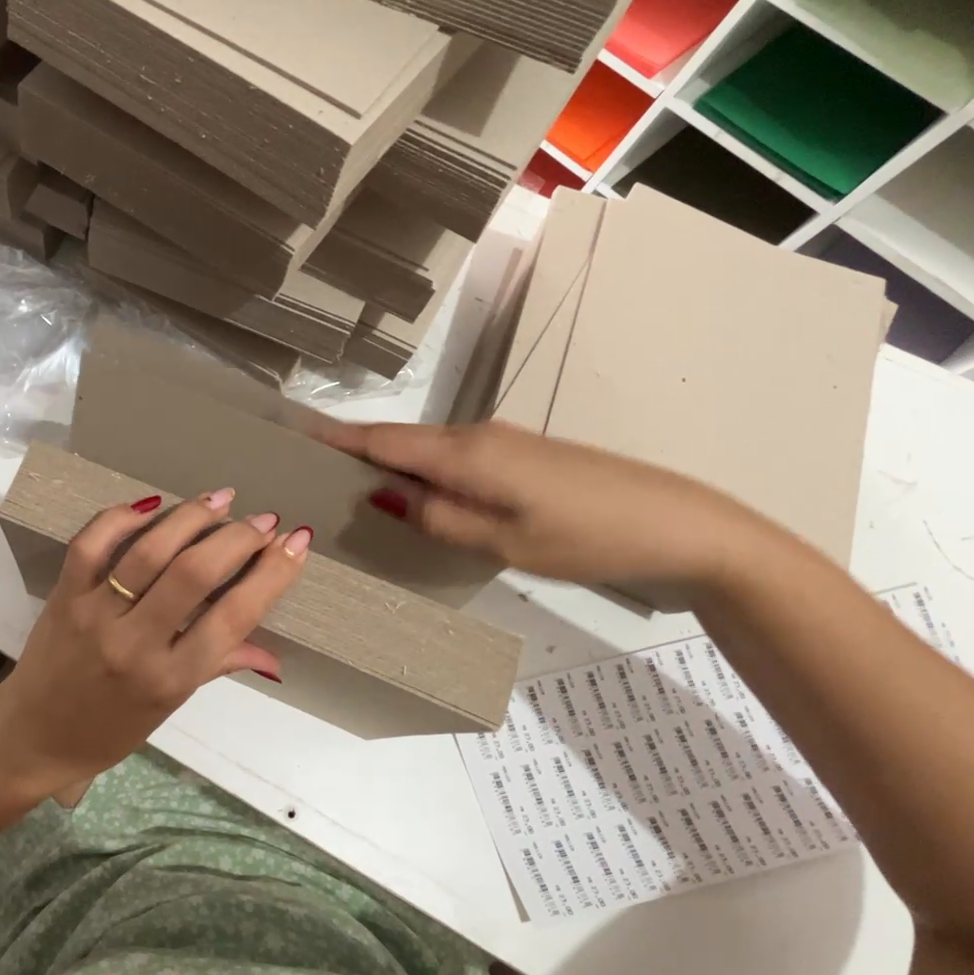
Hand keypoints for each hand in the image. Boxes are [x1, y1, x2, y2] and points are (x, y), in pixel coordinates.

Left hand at [0, 488, 309, 791]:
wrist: (33, 737)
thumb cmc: (108, 730)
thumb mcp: (168, 707)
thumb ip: (217, 667)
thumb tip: (272, 656)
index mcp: (170, 678)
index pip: (234, 616)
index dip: (272, 574)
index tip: (296, 542)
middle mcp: (135, 643)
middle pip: (195, 574)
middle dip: (238, 538)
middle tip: (263, 519)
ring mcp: (94, 614)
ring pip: (148, 552)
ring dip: (190, 517)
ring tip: (220, 499)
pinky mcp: (63, 595)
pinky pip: (91, 544)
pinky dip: (120, 517)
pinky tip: (150, 505)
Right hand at [326, 422, 774, 591]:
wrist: (683, 527)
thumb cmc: (589, 537)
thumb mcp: (504, 540)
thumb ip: (438, 517)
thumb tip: (381, 494)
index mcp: (467, 454)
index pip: (382, 440)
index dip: (335, 437)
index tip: (290, 433)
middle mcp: (477, 437)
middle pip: (399, 440)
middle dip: (351, 451)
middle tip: (306, 473)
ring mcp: (502, 444)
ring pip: (425, 451)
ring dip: (385, 464)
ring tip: (345, 489)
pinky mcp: (521, 457)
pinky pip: (451, 459)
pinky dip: (419, 472)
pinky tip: (410, 497)